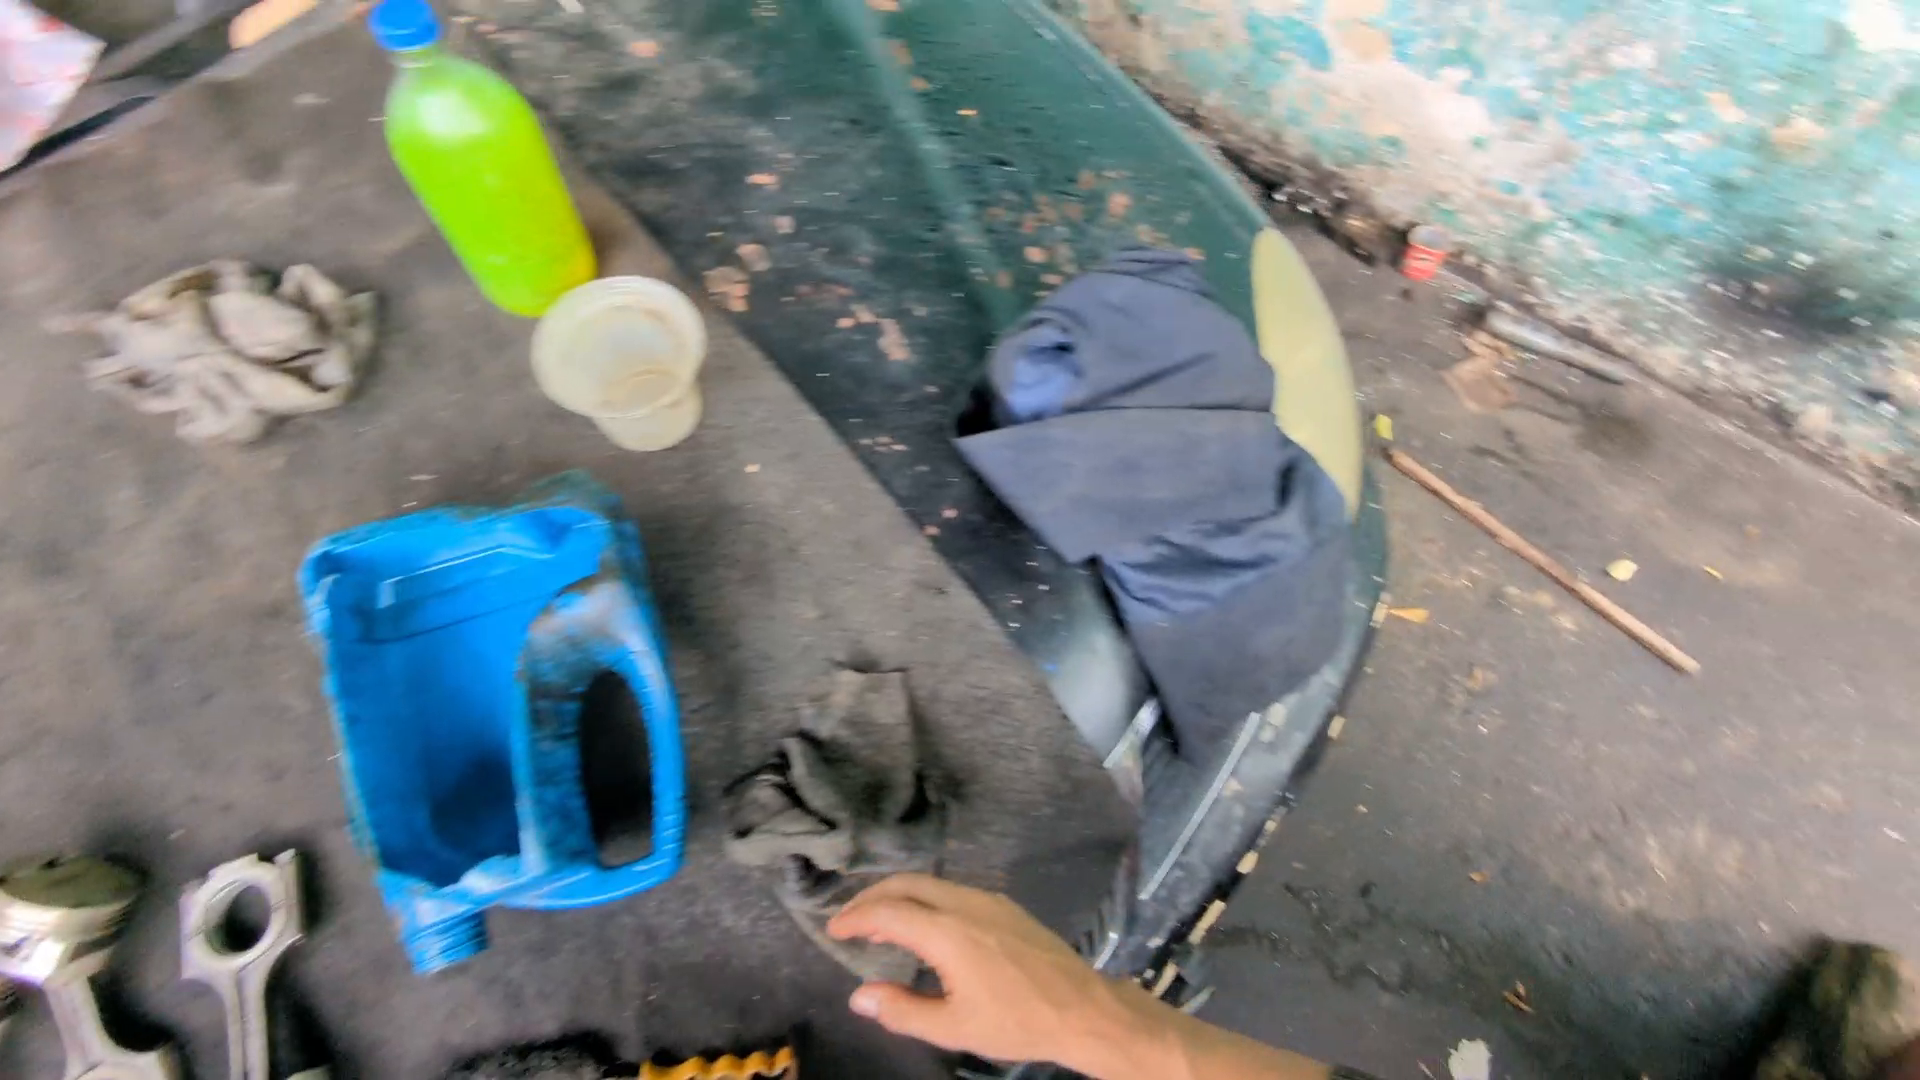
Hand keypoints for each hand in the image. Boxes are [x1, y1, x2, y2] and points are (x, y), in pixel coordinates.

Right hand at [824, 873, 1135, 1065]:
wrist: (1080, 1006)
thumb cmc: (1015, 1020)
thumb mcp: (954, 1027)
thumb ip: (902, 1010)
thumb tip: (859, 995)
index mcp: (948, 933)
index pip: (889, 912)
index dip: (856, 917)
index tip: (833, 928)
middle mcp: (964, 903)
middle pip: (906, 884)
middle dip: (872, 896)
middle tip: (849, 919)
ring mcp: (986, 898)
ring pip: (930, 883)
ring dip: (899, 896)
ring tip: (879, 924)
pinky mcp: (1002, 903)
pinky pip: (951, 890)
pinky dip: (925, 899)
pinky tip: (923, 925)